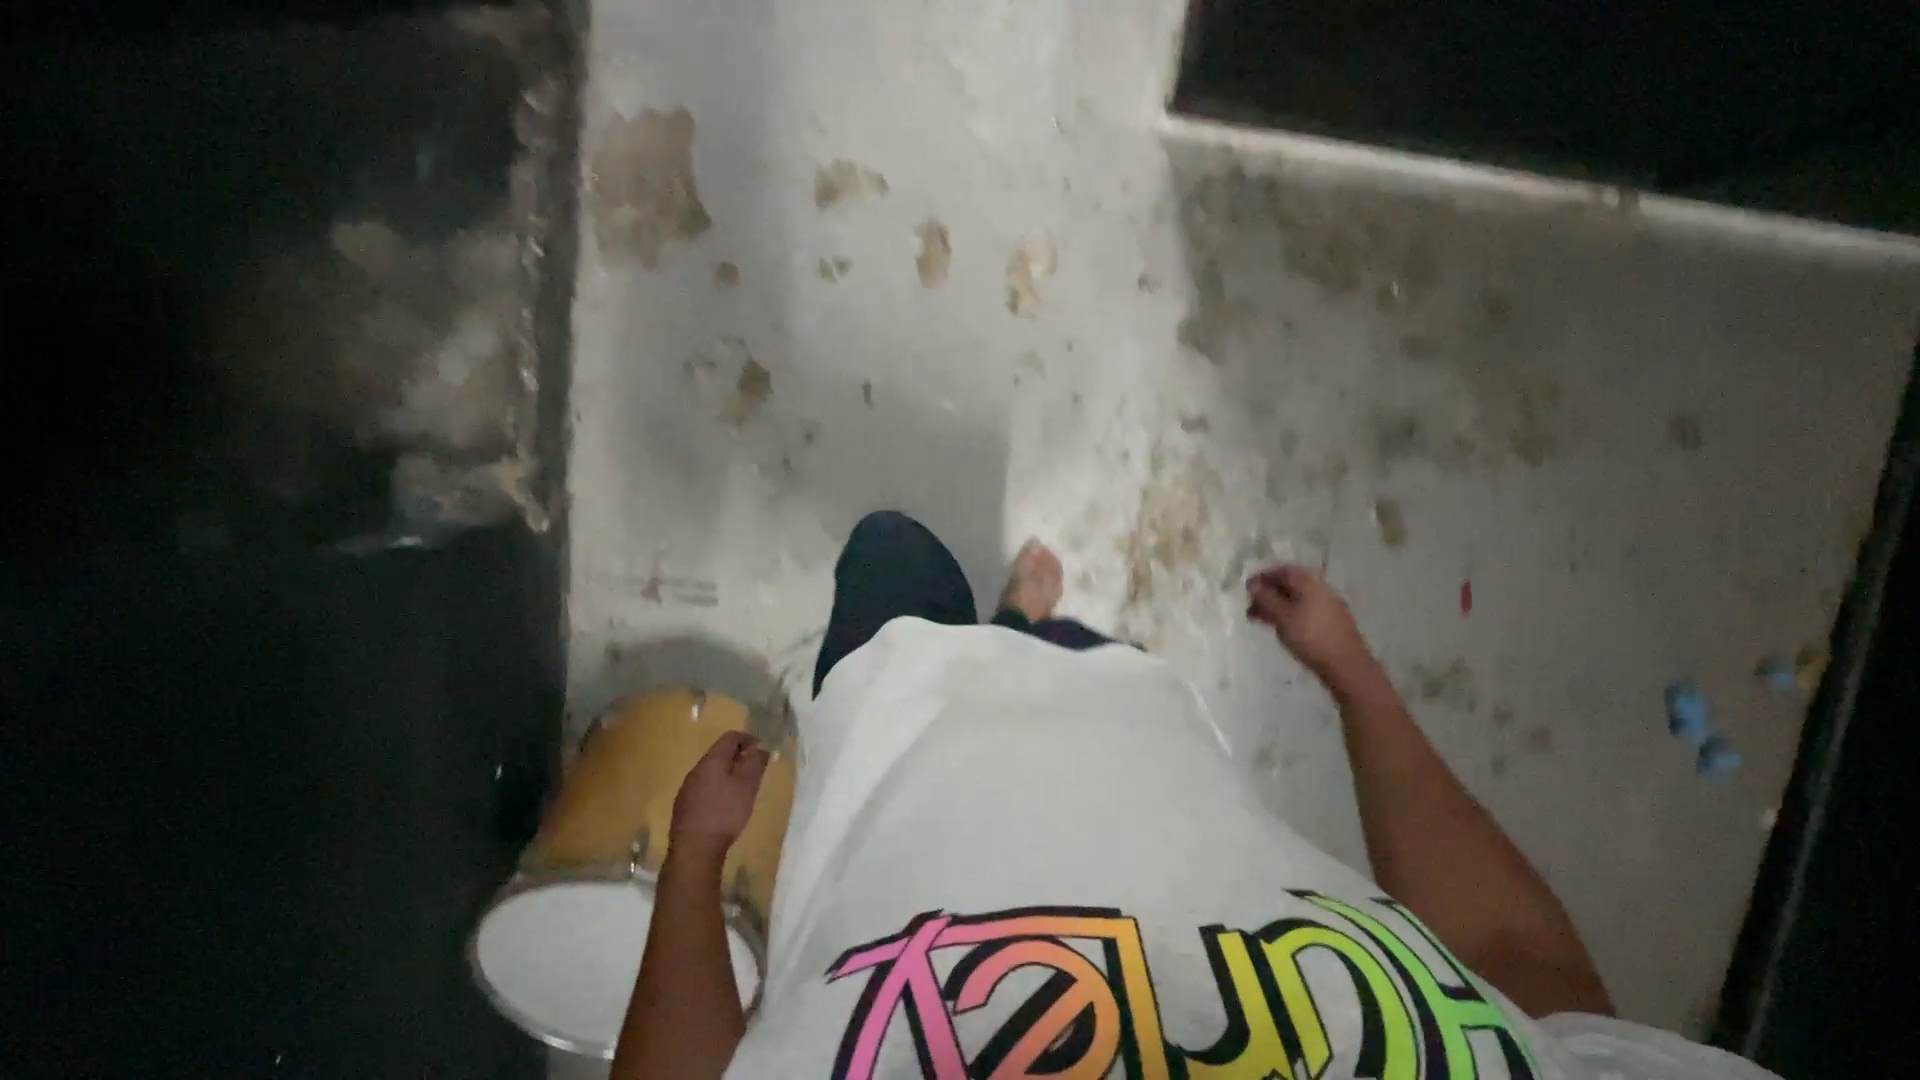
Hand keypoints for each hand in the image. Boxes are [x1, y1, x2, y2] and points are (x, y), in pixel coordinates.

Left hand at [669, 731, 769, 863]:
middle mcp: (695, 770)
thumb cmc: (725, 813)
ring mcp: (687, 788)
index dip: (748, 738)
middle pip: (718, 754)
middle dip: (738, 757)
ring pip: (710, 771)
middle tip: (755, 769)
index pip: (730, 737)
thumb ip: (755, 763)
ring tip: (742, 788)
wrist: (694, 849)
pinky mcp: (683, 806)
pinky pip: (703, 787)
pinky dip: (717, 787)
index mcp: (711, 761)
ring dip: (727, 773)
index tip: (762, 749)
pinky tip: (724, 805)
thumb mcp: (747, 786)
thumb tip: (760, 747)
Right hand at [1246, 564, 1372, 681]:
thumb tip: (1252, 584)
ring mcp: (1329, 606)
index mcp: (1309, 583)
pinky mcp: (1332, 622)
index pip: (1282, 571)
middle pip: (1291, 585)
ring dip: (1278, 606)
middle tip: (1252, 607)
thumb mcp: (1282, 616)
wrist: (1346, 665)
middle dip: (1269, 593)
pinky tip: (1283, 628)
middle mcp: (1321, 589)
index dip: (1263, 577)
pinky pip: (1306, 611)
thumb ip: (1265, 598)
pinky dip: (1290, 615)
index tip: (1247, 589)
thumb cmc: (1310, 636)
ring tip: (1262, 620)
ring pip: (1298, 599)